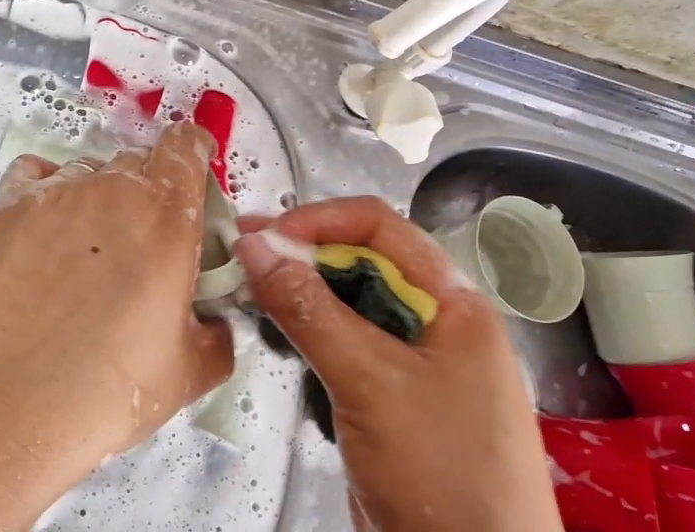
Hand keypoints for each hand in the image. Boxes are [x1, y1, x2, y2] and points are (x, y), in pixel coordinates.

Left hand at [0, 123, 234, 478]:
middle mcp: (112, 189)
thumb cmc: (107, 387)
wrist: (10, 395)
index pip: (185, 148)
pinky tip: (45, 222)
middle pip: (137, 161)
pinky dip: (45, 185)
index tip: (193, 168)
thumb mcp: (187, 373)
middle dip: (148, 188)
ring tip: (89, 246)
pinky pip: (33, 173)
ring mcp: (56, 193)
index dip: (193, 150)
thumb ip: (214, 337)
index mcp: (167, 217)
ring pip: (88, 170)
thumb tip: (214, 327)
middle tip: (143, 238)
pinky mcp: (9, 206)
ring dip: (98, 194)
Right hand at [234, 198, 561, 531]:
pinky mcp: (390, 396)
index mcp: (453, 302)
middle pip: (360, 259)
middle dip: (300, 253)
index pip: (378, 226)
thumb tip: (252, 242)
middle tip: (240, 258)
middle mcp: (435, 321)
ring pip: (347, 301)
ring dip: (298, 290)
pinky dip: (306, 328)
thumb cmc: (440, 471)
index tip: (262, 240)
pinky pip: (344, 341)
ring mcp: (413, 361)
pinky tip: (273, 329)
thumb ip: (308, 309)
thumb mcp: (369, 382)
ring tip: (246, 289)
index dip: (317, 222)